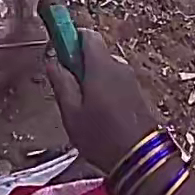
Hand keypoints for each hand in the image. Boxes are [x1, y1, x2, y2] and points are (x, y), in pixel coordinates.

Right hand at [44, 28, 161, 169]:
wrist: (141, 159)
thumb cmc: (101, 137)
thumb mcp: (71, 112)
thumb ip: (61, 82)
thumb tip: (52, 61)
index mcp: (101, 66)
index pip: (87, 35)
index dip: (70, 38)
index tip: (59, 54)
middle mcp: (118, 67)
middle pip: (95, 52)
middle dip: (79, 64)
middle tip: (69, 89)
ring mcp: (130, 80)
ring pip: (105, 68)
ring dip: (92, 79)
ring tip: (84, 108)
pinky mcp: (137, 93)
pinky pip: (116, 81)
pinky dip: (105, 90)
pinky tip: (100, 115)